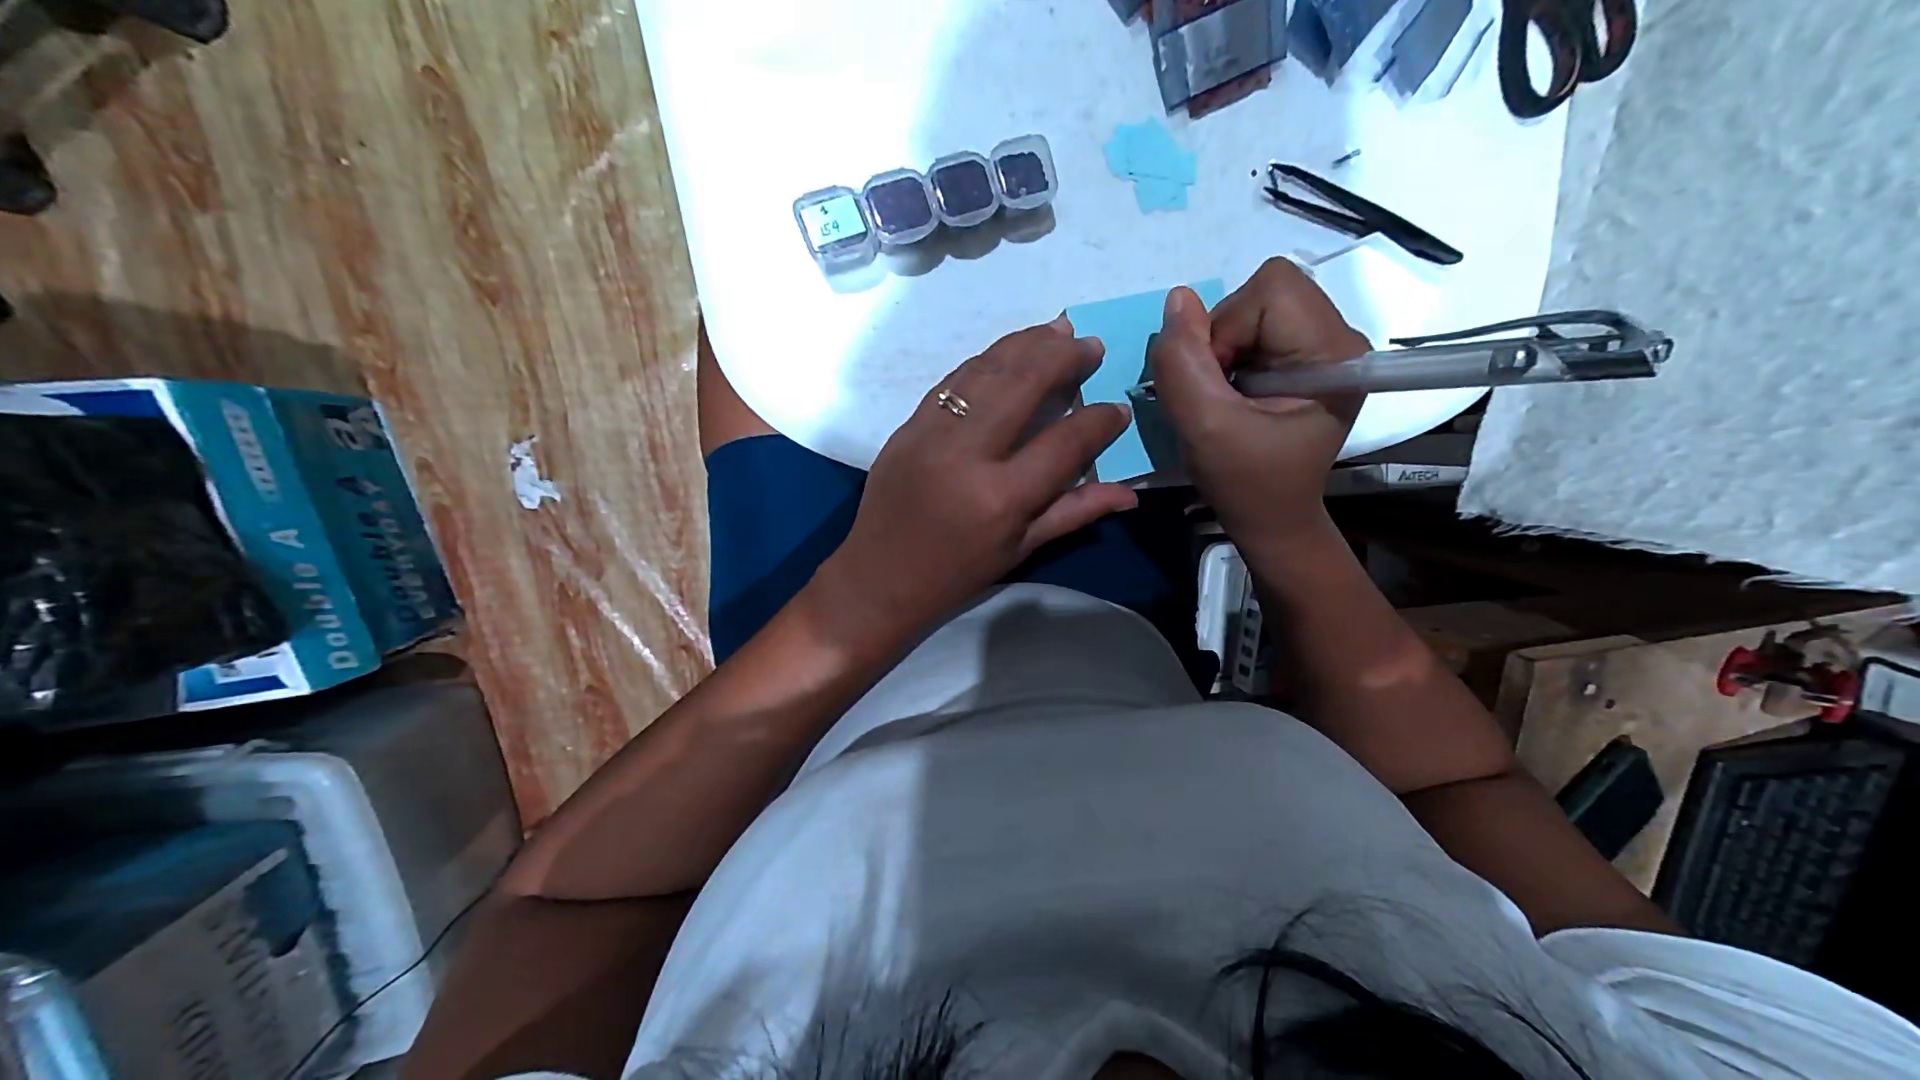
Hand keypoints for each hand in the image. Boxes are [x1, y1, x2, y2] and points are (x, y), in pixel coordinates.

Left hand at [811, 316, 1137, 648]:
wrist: (878, 578)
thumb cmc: (955, 574)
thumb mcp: (1020, 550)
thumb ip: (1074, 512)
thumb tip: (1130, 492)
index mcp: (1001, 497)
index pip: (1065, 441)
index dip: (1099, 420)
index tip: (1117, 408)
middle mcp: (966, 455)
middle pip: (1022, 383)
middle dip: (1062, 356)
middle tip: (1090, 344)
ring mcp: (930, 433)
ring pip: (985, 370)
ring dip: (1024, 344)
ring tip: (1057, 330)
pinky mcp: (907, 425)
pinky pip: (951, 380)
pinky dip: (985, 361)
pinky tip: (1009, 353)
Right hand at [1148, 258, 1369, 546]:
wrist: (1271, 518)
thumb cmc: (1245, 483)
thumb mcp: (1203, 427)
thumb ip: (1183, 362)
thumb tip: (1179, 299)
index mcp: (1333, 354)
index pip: (1271, 289)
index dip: (1227, 328)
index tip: (1218, 384)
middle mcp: (1339, 338)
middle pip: (1265, 291)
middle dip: (1224, 337)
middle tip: (1220, 391)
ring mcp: (1324, 346)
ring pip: (1254, 306)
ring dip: (1223, 348)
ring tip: (1226, 396)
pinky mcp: (1305, 357)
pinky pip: (1255, 326)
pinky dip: (1230, 354)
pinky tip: (1234, 392)